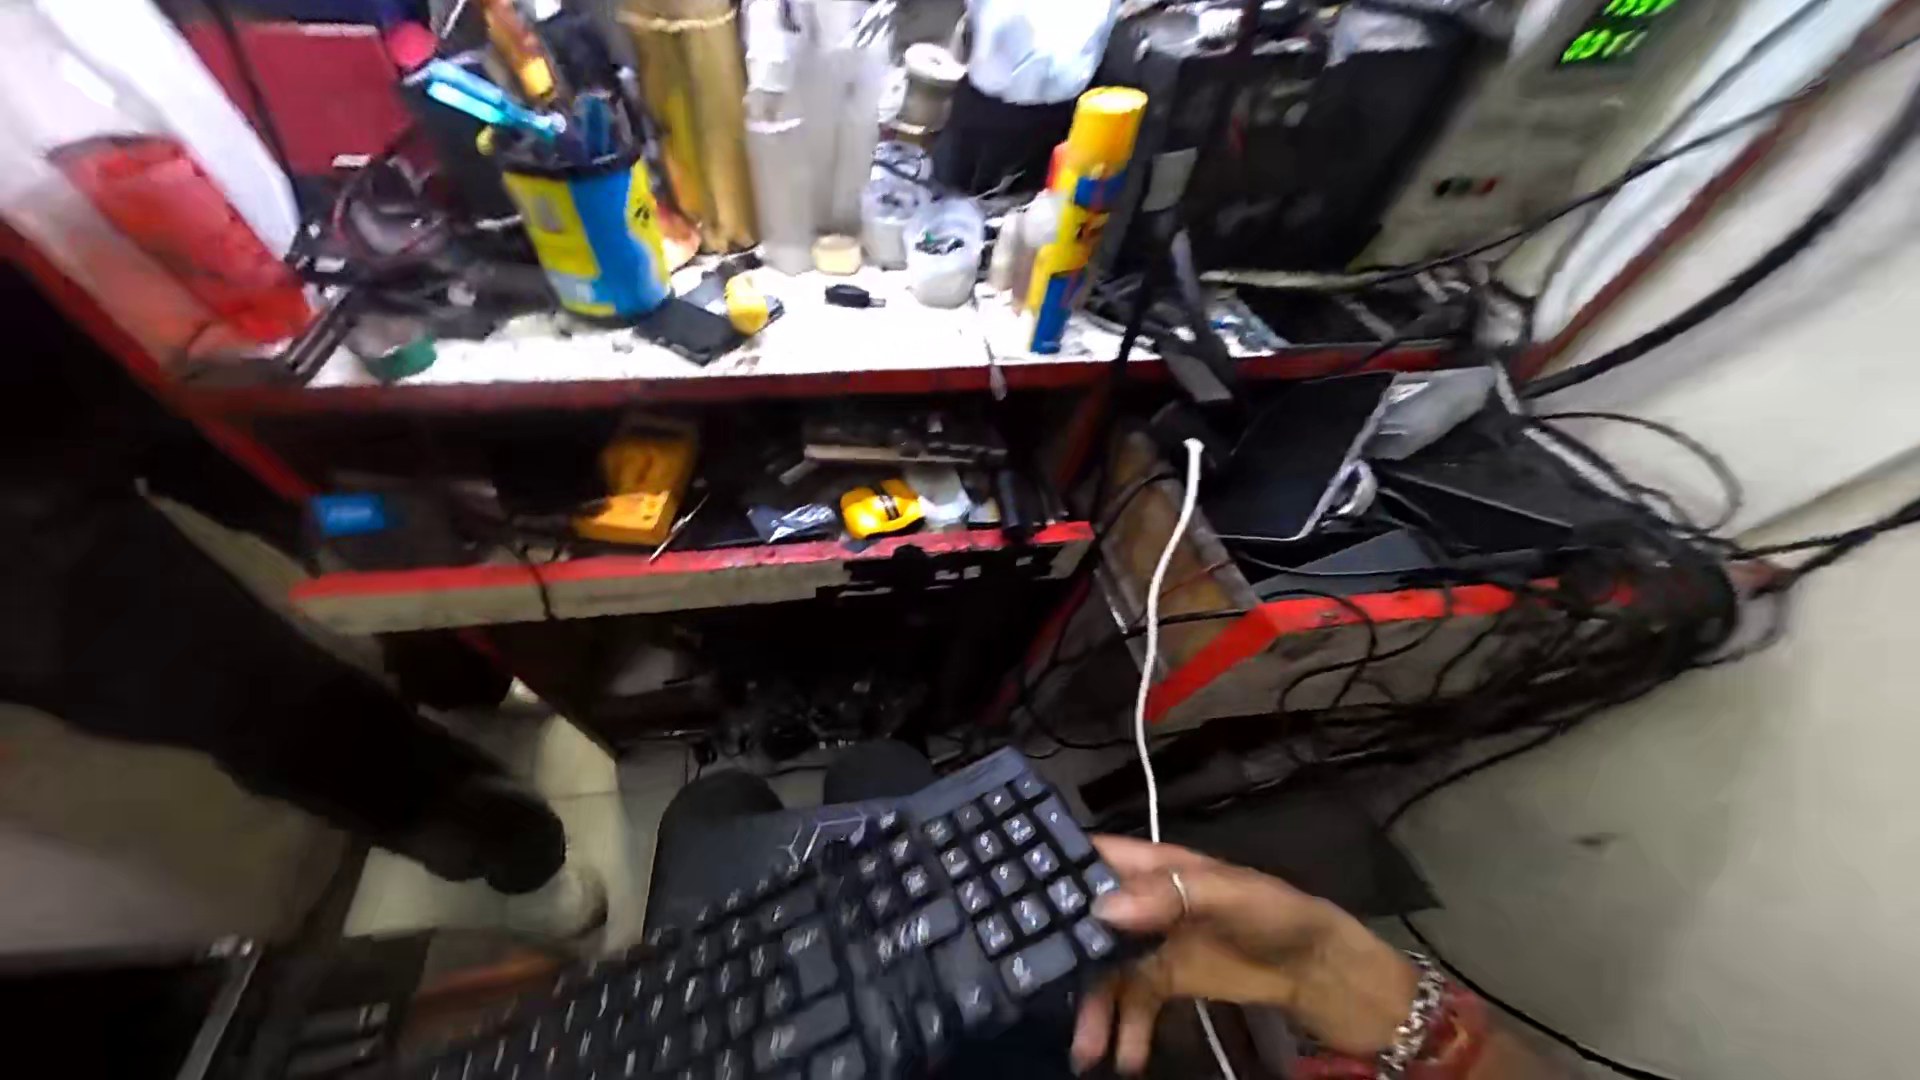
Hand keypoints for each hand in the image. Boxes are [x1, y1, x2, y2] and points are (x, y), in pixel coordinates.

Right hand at [1071, 836, 1418, 1073]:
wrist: (1326, 973)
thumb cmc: (1275, 913)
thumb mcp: (1228, 896)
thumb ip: (1169, 897)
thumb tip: (1102, 908)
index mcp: (1151, 865)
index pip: (1092, 857)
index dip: (1053, 869)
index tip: (1012, 896)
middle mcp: (1143, 900)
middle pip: (1090, 920)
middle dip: (1066, 955)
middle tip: (1040, 993)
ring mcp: (1155, 941)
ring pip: (1107, 967)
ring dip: (1094, 1006)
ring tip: (1087, 1053)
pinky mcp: (1170, 978)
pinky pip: (1135, 1001)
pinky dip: (1125, 1029)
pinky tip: (1124, 1059)